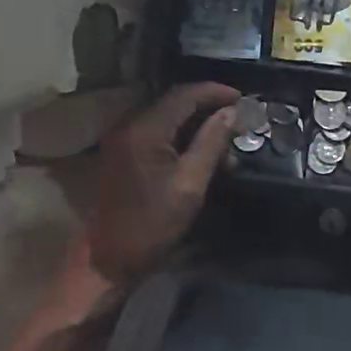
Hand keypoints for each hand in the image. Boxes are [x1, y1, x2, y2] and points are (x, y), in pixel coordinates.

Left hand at [85, 82, 240, 283]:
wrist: (107, 259)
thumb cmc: (152, 225)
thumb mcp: (189, 184)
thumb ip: (211, 142)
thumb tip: (231, 112)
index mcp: (145, 129)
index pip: (184, 94)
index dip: (215, 91)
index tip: (242, 98)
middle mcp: (129, 123)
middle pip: (174, 101)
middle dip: (208, 106)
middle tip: (237, 118)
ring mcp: (122, 136)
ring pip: (166, 115)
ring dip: (195, 122)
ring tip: (224, 139)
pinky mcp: (122, 150)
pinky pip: (156, 130)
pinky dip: (179, 134)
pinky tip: (200, 149)